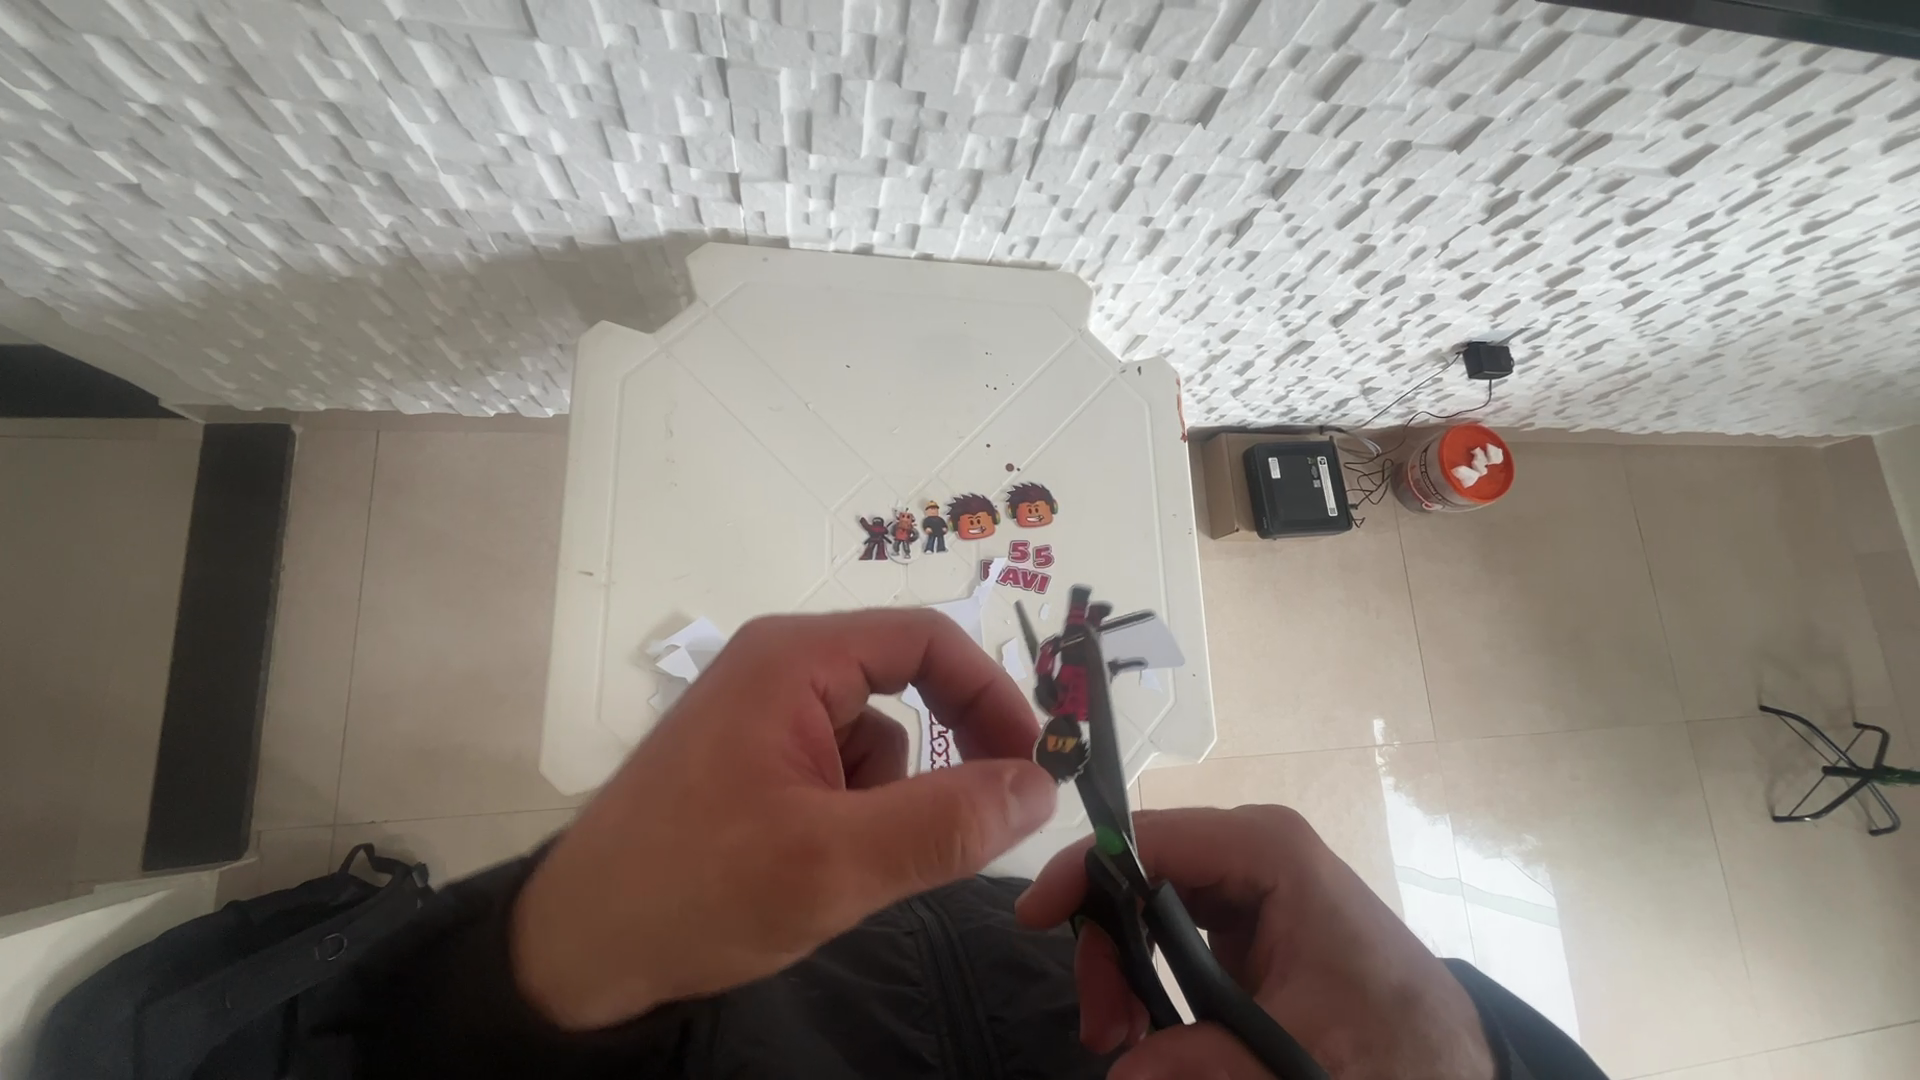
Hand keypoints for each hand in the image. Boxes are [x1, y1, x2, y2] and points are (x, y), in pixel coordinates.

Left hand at [511, 609, 1058, 1029]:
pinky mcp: (759, 757)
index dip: (990, 693)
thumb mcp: (833, 864)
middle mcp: (783, 667)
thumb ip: (946, 823)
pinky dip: (857, 814)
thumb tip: (1041, 786)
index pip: (926, 641)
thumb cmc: (694, 891)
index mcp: (796, 658)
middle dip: (938, 761)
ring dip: (892, 800)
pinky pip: (844, 769)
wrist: (573, 956)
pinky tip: (814, 863)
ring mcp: (768, 712)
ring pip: (879, 739)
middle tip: (974, 821)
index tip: (1031, 763)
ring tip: (844, 864)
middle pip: (904, 686)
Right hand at [1016, 806, 1494, 1079]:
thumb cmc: (1402, 1050)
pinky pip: (1165, 919)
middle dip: (1104, 940)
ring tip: (1122, 1035)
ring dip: (1119, 960)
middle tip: (1102, 1029)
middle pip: (1138, 868)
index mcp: (1267, 851)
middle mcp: (1249, 846)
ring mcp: (1245, 875)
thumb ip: (1215, 1067)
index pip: (1152, 836)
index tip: (1035, 916)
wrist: (1458, 1068)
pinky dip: (1142, 965)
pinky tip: (1146, 1020)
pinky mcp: (1242, 909)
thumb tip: (1122, 1076)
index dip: (1086, 867)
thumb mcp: (1310, 1064)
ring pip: (1144, 895)